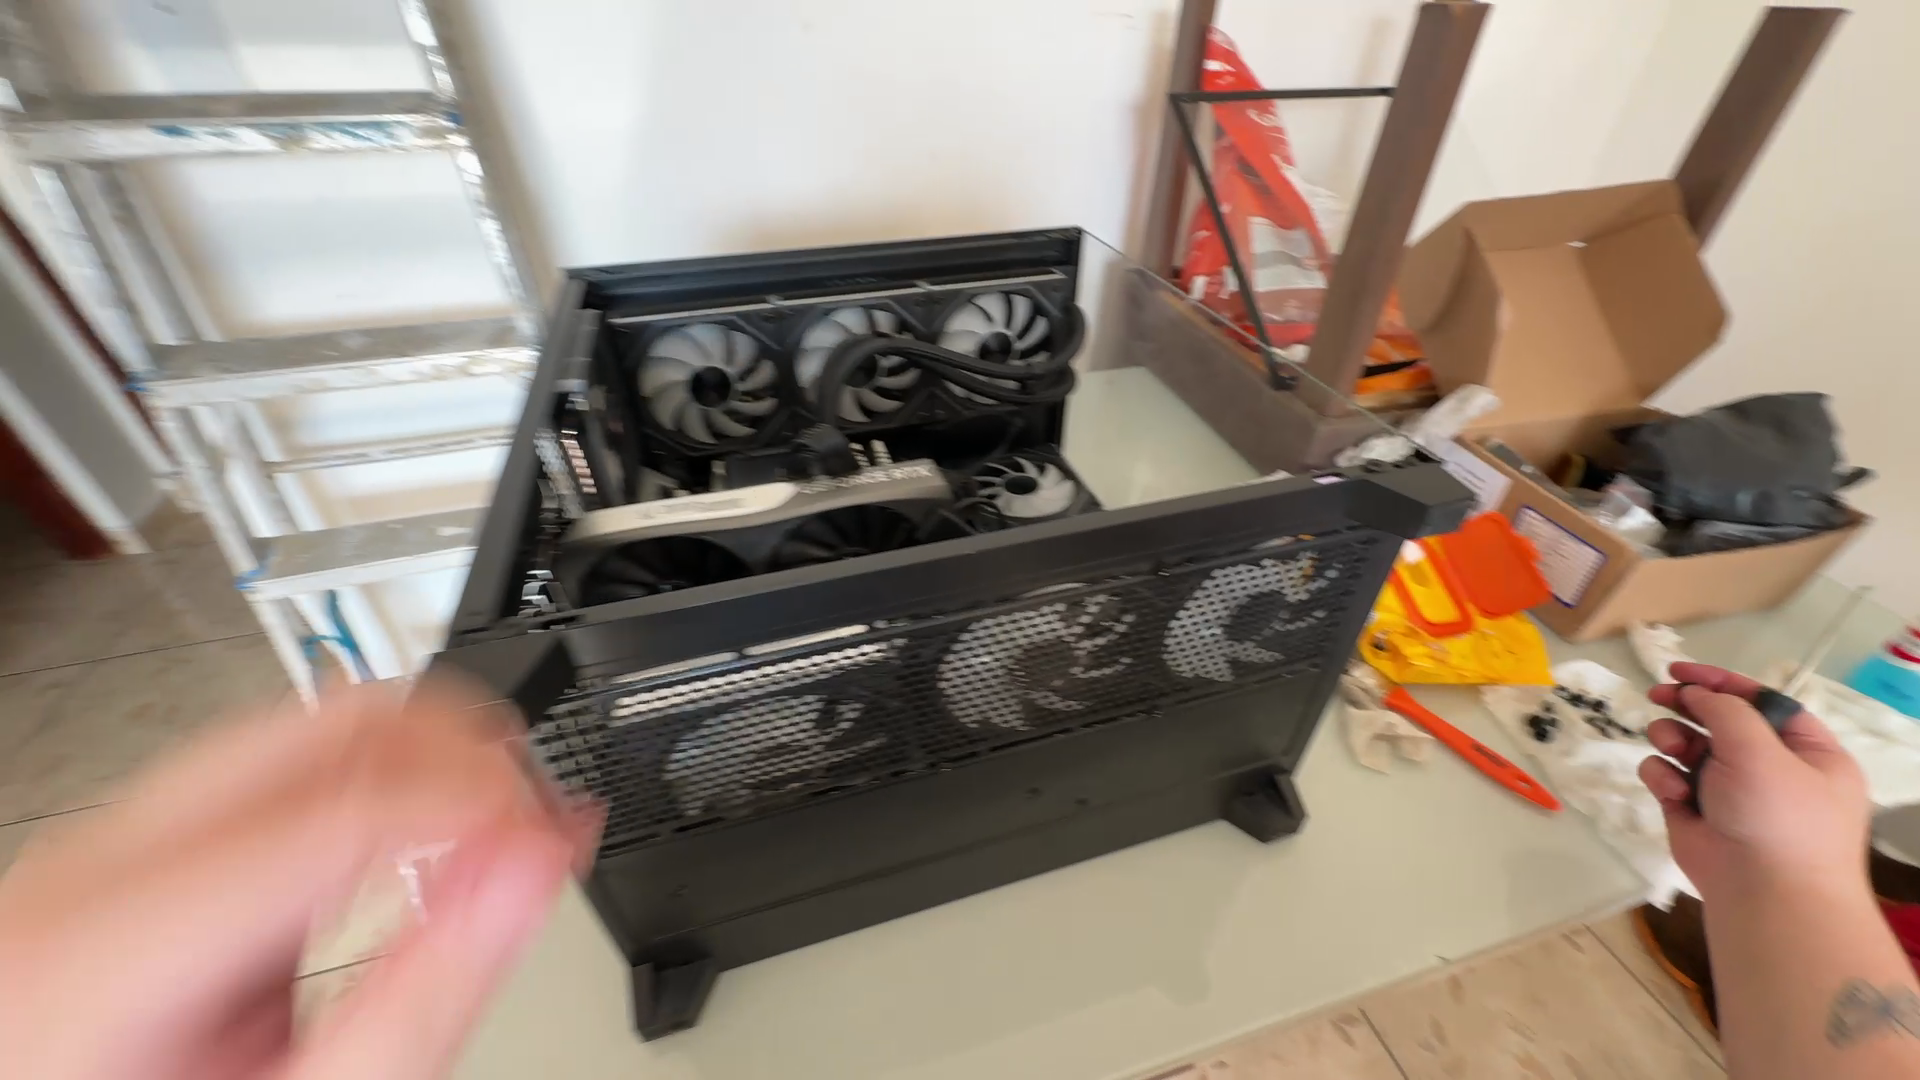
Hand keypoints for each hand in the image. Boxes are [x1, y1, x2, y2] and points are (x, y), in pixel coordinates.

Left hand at [0, 679, 598, 1079]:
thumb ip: (427, 991)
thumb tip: (530, 871)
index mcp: (103, 945)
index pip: (354, 806)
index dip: (486, 805)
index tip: (554, 838)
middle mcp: (97, 860)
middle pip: (344, 721)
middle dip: (473, 748)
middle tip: (531, 807)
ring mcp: (125, 829)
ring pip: (333, 717)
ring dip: (443, 749)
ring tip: (495, 809)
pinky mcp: (167, 822)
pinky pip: (310, 747)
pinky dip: (400, 766)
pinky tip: (428, 821)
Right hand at [1639, 662, 1869, 901]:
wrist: (1763, 889)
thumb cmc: (1778, 816)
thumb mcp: (1759, 751)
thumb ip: (1725, 711)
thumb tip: (1694, 693)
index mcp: (1806, 754)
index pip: (1763, 703)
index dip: (1721, 683)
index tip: (1678, 671)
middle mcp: (1768, 767)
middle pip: (1717, 719)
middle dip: (1685, 708)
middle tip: (1657, 696)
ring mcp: (1727, 787)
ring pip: (1684, 744)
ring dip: (1670, 741)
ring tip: (1671, 752)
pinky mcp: (1691, 804)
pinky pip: (1666, 774)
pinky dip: (1663, 778)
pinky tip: (1673, 793)